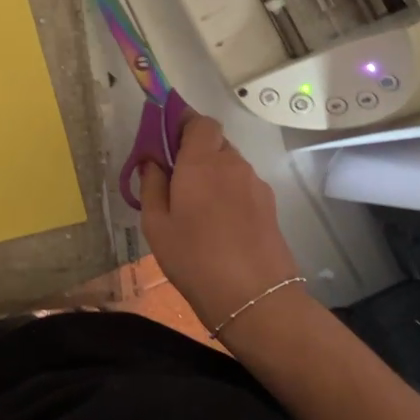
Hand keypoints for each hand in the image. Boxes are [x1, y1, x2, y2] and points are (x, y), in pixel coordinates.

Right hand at [138, 115, 301, 330]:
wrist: (254, 298)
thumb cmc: (194, 258)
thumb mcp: (156, 224)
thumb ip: (151, 186)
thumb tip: (151, 161)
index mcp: (201, 163)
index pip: (199, 121)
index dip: (182, 122)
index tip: (163, 137)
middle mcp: (232, 165)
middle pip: (214, 141)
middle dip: (193, 149)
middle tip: (171, 176)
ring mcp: (255, 185)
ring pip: (229, 164)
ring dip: (210, 172)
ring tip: (192, 204)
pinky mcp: (268, 206)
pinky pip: (241, 185)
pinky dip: (226, 191)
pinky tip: (214, 221)